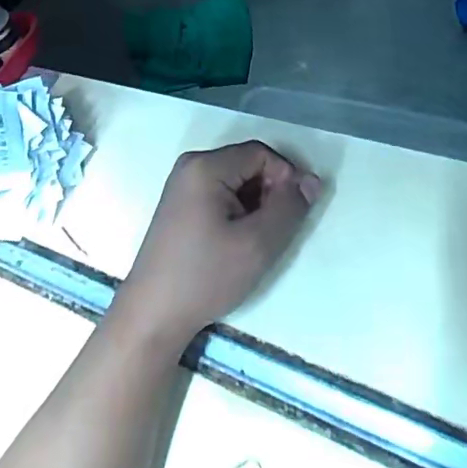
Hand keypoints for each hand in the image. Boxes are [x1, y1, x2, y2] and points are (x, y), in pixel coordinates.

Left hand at [112, 142, 321, 351]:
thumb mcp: (258, 244)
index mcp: (205, 166)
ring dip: (254, 204)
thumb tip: (312, 180)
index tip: (290, 216)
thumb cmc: (206, 276)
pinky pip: (220, 192)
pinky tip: (234, 242)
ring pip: (236, 180)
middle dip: (269, 192)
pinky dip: (236, 210)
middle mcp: (190, 165)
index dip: (284, 179)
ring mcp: (182, 183)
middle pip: (247, 164)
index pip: (261, 153)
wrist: (154, 313)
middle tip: (270, 233)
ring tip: (252, 242)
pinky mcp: (180, 203)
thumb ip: (289, 207)